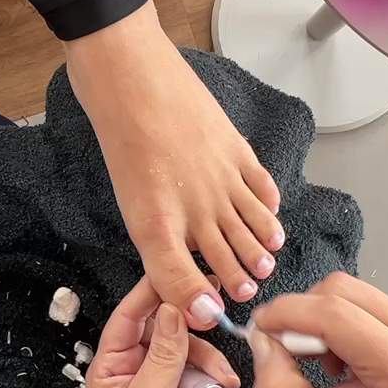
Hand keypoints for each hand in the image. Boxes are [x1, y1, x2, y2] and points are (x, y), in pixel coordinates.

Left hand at [67, 3, 284, 313]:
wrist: (128, 73)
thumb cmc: (116, 130)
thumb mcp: (125, 195)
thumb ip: (156, 240)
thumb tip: (181, 269)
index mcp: (161, 224)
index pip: (185, 276)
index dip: (198, 300)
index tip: (211, 315)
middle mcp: (198, 207)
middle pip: (227, 252)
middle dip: (239, 276)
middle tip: (250, 291)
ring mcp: (222, 176)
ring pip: (250, 223)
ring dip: (259, 246)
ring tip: (267, 261)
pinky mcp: (235, 147)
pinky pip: (260, 183)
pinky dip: (269, 202)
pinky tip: (272, 210)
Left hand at [87, 279, 240, 387]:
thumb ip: (164, 356)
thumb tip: (174, 307)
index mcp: (113, 366)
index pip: (132, 314)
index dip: (157, 291)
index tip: (188, 272)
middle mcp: (137, 370)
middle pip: (168, 329)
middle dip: (195, 333)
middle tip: (220, 321)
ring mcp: (164, 387)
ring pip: (193, 354)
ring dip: (211, 367)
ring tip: (224, 387)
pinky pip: (206, 380)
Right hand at [248, 273, 387, 387]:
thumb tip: (262, 339)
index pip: (335, 314)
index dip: (287, 313)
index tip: (259, 329)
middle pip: (340, 290)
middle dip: (301, 314)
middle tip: (291, 353)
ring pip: (347, 288)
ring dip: (319, 316)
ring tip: (323, 359)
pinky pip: (361, 297)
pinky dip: (338, 318)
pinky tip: (344, 352)